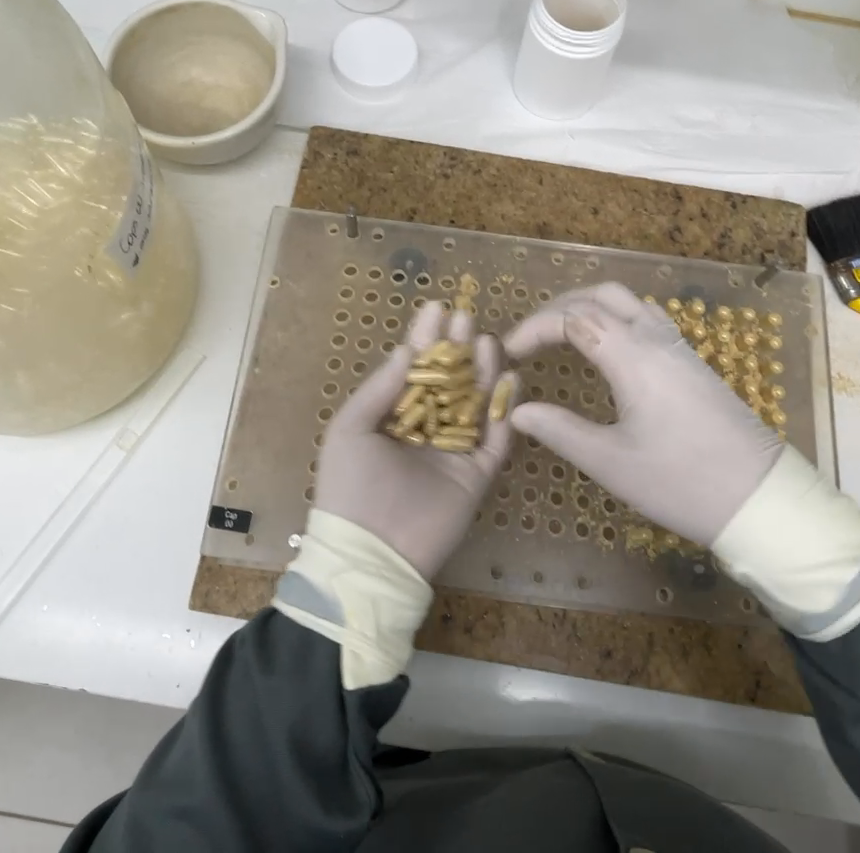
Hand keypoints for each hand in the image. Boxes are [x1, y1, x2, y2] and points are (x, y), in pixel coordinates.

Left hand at [314, 302, 513, 577]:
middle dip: (456, 348)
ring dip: (482, 371)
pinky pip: (496, 439)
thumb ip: (380, 389)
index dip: (424, 339)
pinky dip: (505, 411)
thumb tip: (404, 349)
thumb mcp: (350, 429)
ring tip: (486, 339)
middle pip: (448, 381)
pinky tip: (509, 378)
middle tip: (466, 315)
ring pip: (475, 403)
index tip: (436, 307)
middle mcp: (425, 430)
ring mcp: (453, 452)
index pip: (413, 371)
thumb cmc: (350, 486)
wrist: (372, 552)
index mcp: (391, 418)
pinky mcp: (478, 475)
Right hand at [501, 282, 780, 546]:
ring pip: (628, 301)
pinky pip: (646, 318)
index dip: (534, 328)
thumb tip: (516, 410)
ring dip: (587, 307)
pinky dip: (613, 318)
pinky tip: (603, 348)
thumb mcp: (610, 462)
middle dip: (557, 308)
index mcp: (634, 356)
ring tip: (558, 336)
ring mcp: (679, 347)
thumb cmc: (680, 482)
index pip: (573, 318)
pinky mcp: (692, 362)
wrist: (759, 497)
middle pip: (600, 296)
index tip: (508, 355)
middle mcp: (657, 339)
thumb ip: (559, 430)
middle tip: (528, 339)